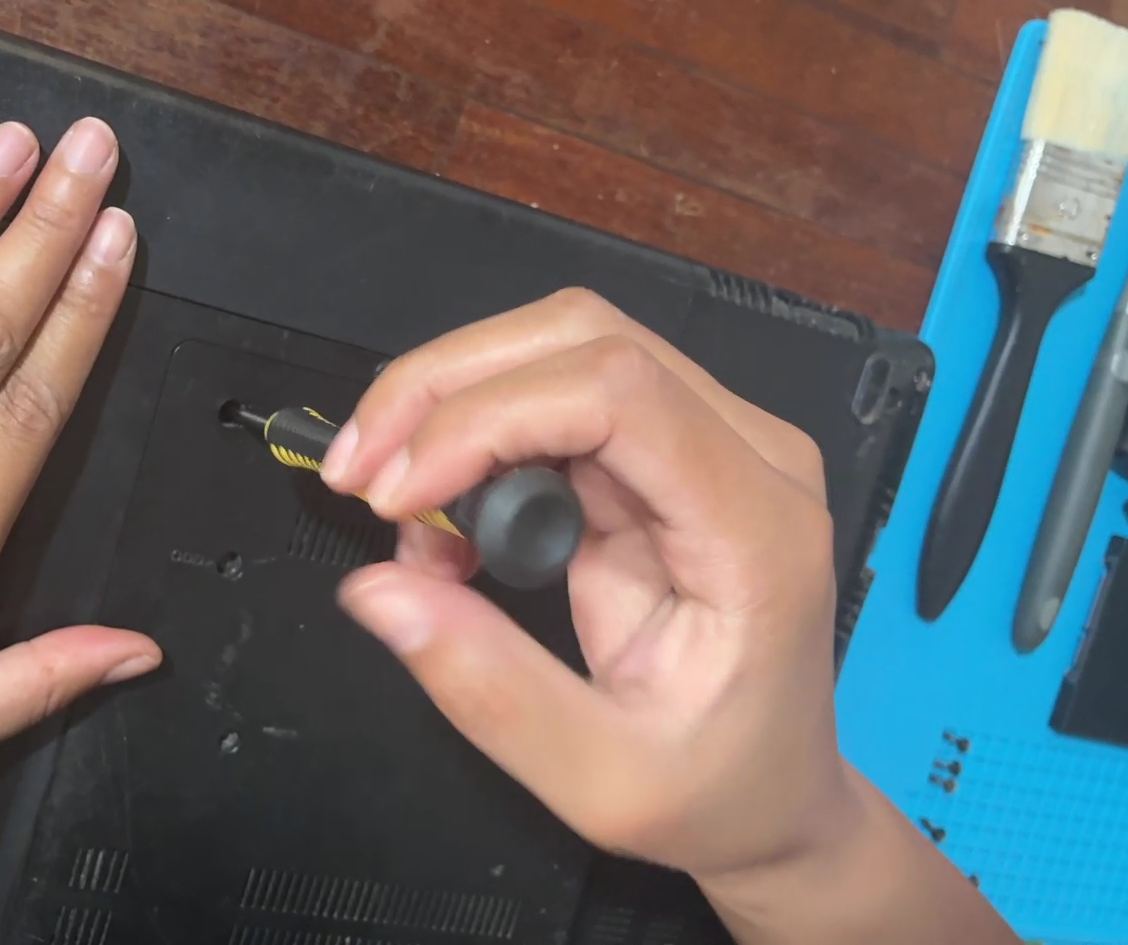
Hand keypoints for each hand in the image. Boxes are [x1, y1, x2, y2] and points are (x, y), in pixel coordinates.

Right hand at [319, 291, 1012, 943]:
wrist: (772, 789)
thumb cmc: (710, 791)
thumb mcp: (599, 778)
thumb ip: (487, 688)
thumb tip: (371, 587)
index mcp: (752, 524)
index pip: (615, 392)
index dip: (483, 419)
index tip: (394, 499)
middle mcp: (738, 446)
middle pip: (571, 336)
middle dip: (436, 388)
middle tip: (356, 475)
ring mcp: (697, 429)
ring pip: (544, 344)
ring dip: (439, 403)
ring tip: (393, 503)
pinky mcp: (647, 439)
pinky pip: (536, 388)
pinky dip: (459, 432)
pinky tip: (437, 512)